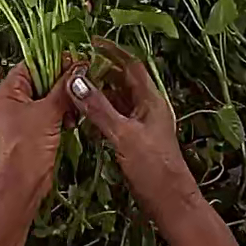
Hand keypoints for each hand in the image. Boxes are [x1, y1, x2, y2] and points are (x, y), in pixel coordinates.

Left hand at [0, 61, 73, 206]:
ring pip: (51, 97)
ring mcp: (25, 117)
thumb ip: (64, 88)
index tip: (76, 62)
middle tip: (82, 83)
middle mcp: (14, 101)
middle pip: (43, 80)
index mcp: (8, 91)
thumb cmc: (25, 149)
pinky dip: (65, 114)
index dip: (54, 61)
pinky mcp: (36, 130)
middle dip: (64, 83)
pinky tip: (73, 121)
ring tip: (76, 108)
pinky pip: (53, 114)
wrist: (21, 186)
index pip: (33, 64)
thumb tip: (78, 69)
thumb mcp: (47, 112)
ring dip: (66, 100)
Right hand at [64, 40, 202, 221]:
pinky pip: (116, 118)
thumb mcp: (123, 136)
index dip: (112, 52)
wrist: (171, 203)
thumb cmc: (154, 169)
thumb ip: (99, 109)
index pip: (131, 65)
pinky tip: (85, 117)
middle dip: (101, 71)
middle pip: (123, 80)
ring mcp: (143, 124)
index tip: (90, 42)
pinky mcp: (136, 140)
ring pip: (118, 100)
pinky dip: (101, 113)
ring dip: (99, 92)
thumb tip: (77, 82)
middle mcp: (148, 108)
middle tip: (75, 66)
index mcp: (151, 100)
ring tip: (74, 88)